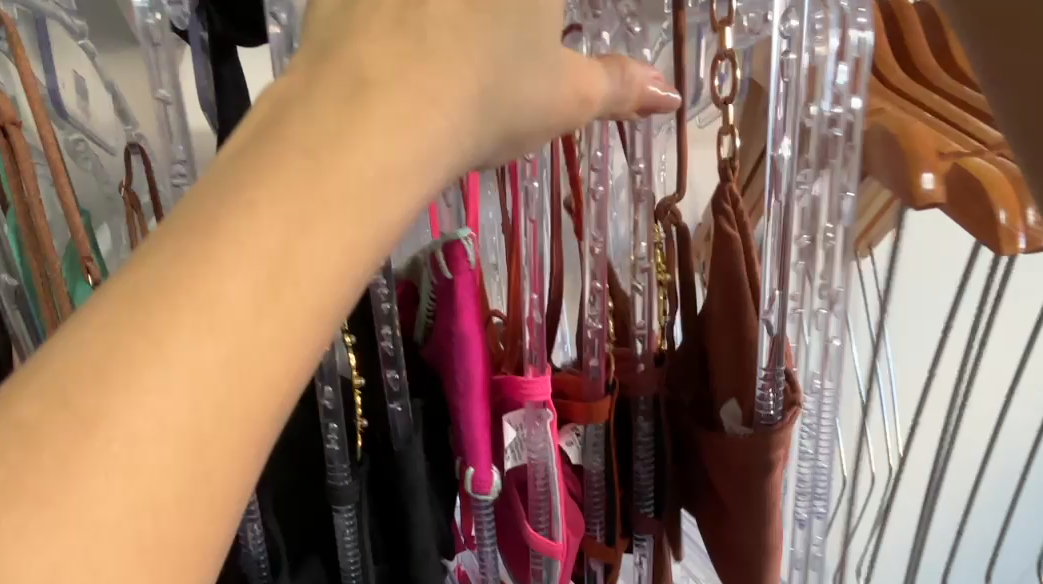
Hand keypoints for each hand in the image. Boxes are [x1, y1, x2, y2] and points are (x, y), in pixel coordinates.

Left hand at [285, 0, 680, 179]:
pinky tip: (399, 36)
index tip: (540, 39)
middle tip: (502, 42)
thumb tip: (669, 93)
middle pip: (505, 3)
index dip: (545, 17)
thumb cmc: (487, 96)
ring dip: (452, 17)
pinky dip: (392, 14)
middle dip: (508, 21)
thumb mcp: (564, 97)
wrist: (372, 113)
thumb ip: (617, 86)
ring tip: (452, 42)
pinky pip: (377, 0)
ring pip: (441, 2)